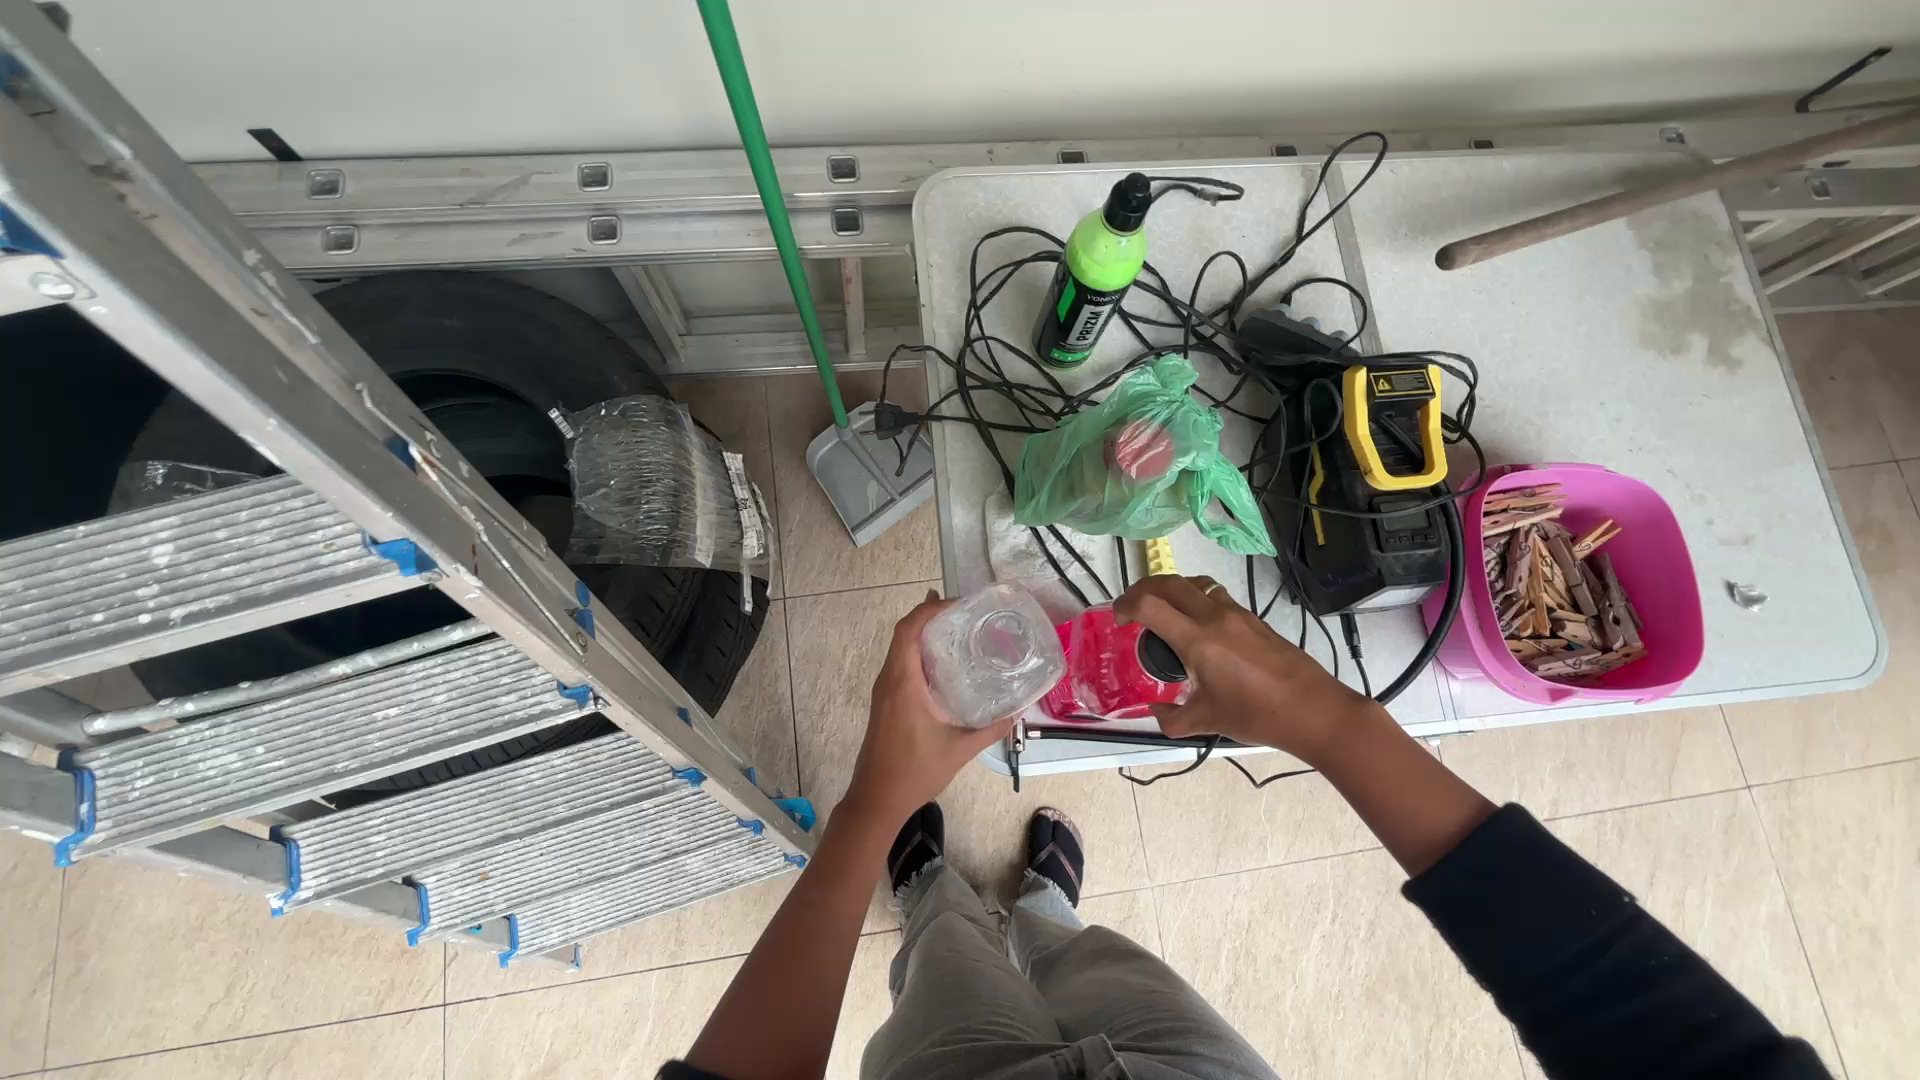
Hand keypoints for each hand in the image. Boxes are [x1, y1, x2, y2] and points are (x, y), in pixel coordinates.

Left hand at [843, 592, 1014, 828]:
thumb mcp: (959, 750)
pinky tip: (940, 663)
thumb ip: (990, 729)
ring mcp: (884, 692)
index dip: (928, 609)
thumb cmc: (914, 772)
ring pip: (899, 649)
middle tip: (960, 609)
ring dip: (921, 633)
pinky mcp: (885, 703)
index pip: (908, 630)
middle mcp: (889, 680)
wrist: (876, 799)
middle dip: (928, 615)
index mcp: (903, 683)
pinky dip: (917, 652)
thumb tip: (1018, 711)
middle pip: (903, 633)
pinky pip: (899, 665)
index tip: (956, 603)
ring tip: (953, 627)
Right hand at [1114, 574, 1375, 760]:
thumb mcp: (1206, 722)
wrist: (1314, 710)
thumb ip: (1171, 718)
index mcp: (1197, 640)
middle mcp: (1215, 617)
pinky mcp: (1253, 618)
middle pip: (1168, 583)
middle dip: (1142, 589)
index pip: (1149, 604)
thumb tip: (1155, 711)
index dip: (1125, 605)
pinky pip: (1215, 594)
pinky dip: (1195, 598)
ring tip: (1162, 609)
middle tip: (1131, 607)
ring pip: (1194, 583)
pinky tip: (1197, 625)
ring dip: (1170, 588)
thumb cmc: (1257, 716)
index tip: (1119, 620)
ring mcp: (1237, 614)